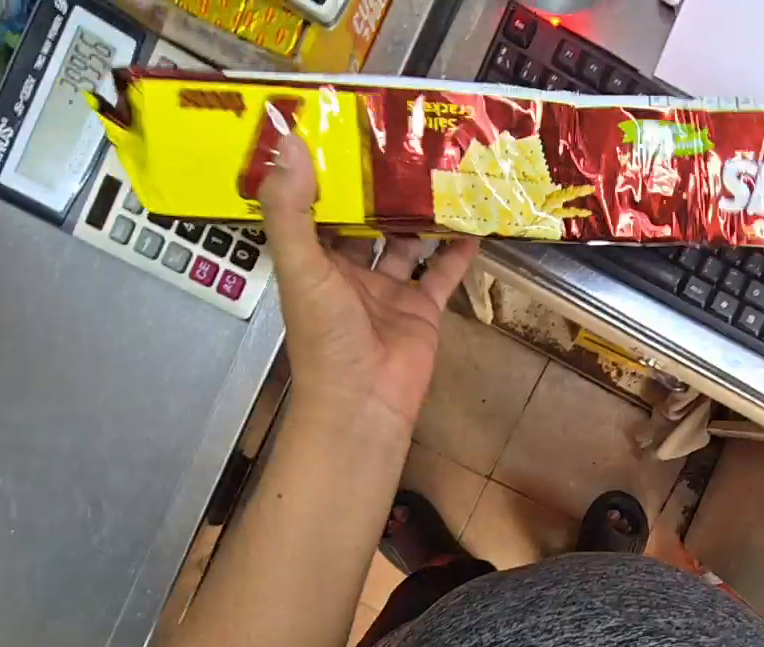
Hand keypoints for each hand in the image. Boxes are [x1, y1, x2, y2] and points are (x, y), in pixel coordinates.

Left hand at [260, 133, 478, 432]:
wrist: (365, 400)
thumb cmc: (326, 338)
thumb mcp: (301, 268)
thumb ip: (292, 209)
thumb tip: (291, 143)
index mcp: (313, 260)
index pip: (314, 206)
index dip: (324, 171)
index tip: (339, 130)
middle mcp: (349, 272)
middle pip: (365, 221)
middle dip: (378, 188)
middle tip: (400, 141)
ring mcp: (388, 291)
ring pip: (405, 243)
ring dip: (418, 214)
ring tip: (439, 173)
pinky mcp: (422, 309)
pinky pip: (441, 275)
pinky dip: (456, 252)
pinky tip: (472, 224)